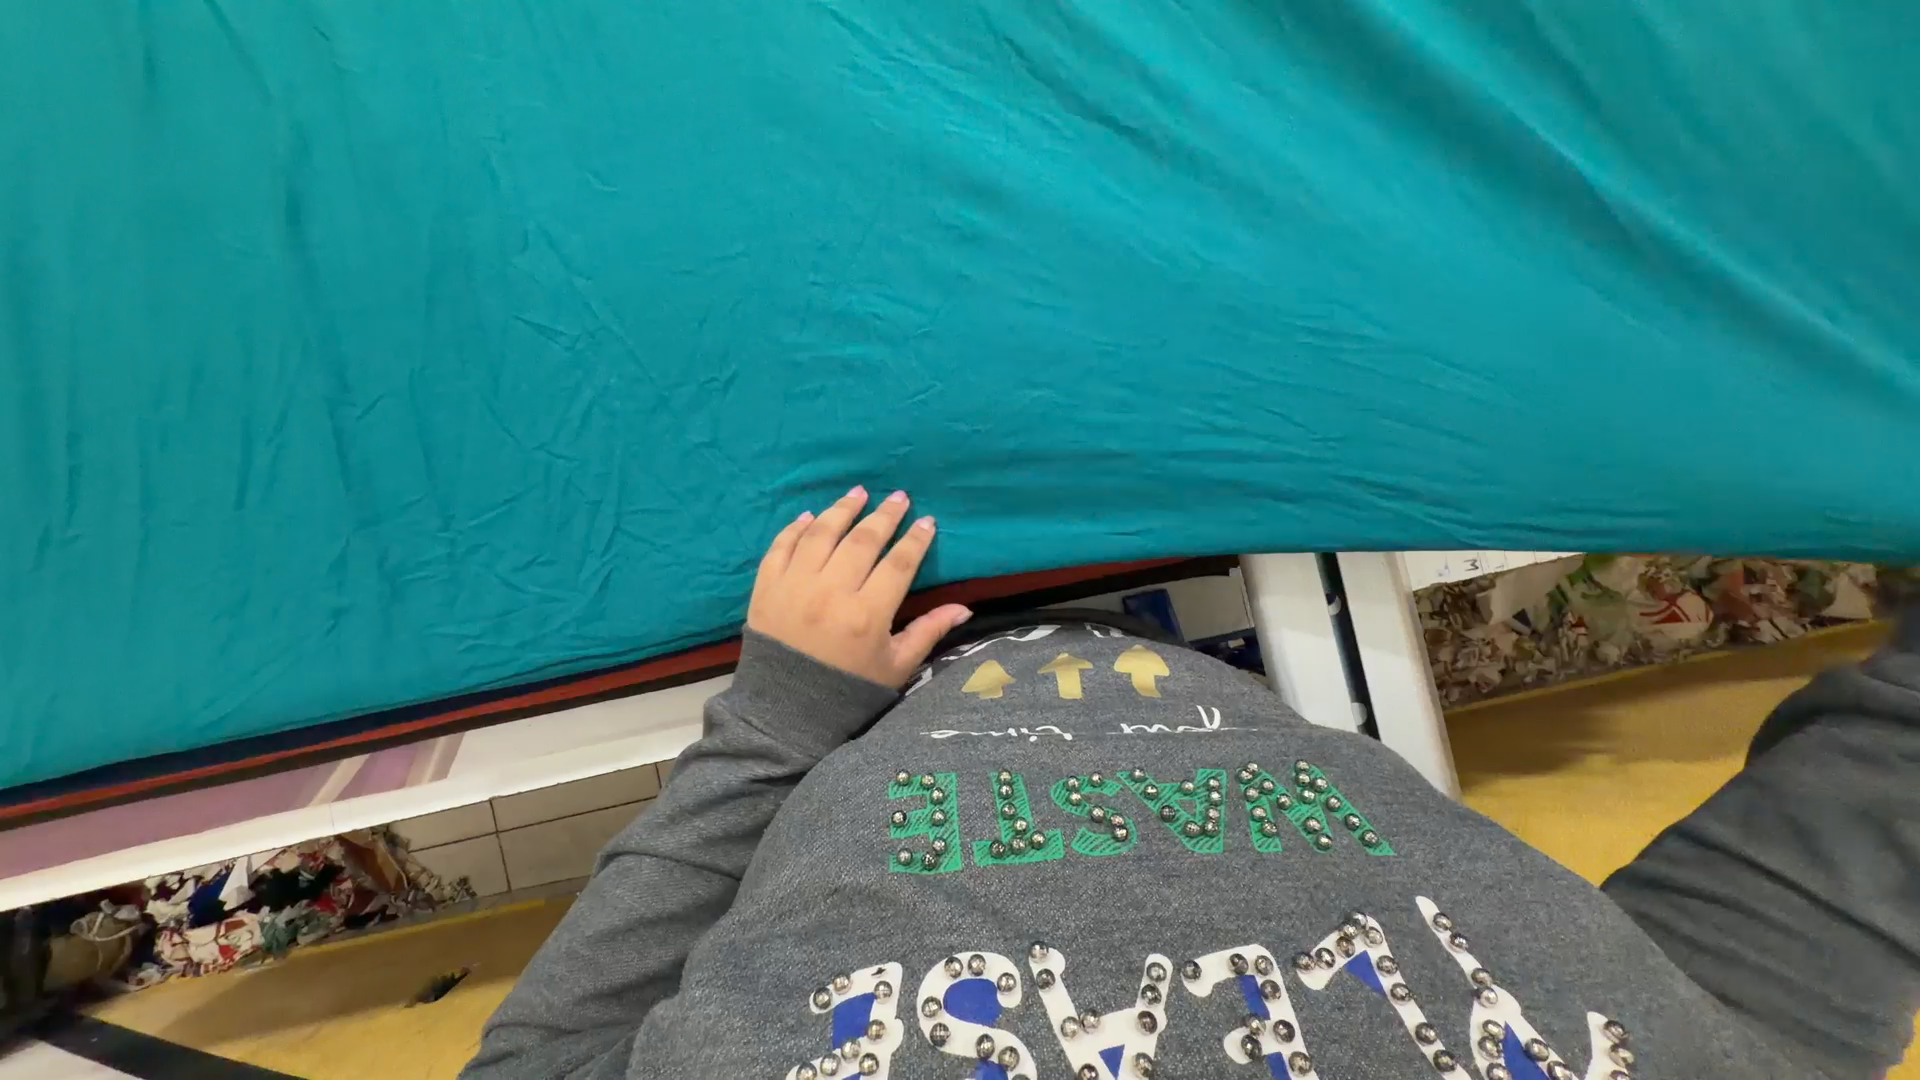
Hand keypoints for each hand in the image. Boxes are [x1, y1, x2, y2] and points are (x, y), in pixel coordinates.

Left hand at [748, 487, 971, 688]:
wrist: (784, 715)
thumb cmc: (847, 692)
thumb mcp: (896, 668)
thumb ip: (928, 633)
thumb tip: (965, 608)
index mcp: (866, 616)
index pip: (898, 565)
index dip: (916, 540)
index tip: (928, 521)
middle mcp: (830, 594)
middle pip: (862, 541)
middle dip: (884, 516)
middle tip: (899, 497)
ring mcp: (794, 588)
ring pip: (821, 535)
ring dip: (842, 510)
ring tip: (858, 493)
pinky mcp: (765, 589)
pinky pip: (780, 548)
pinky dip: (796, 529)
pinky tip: (812, 516)